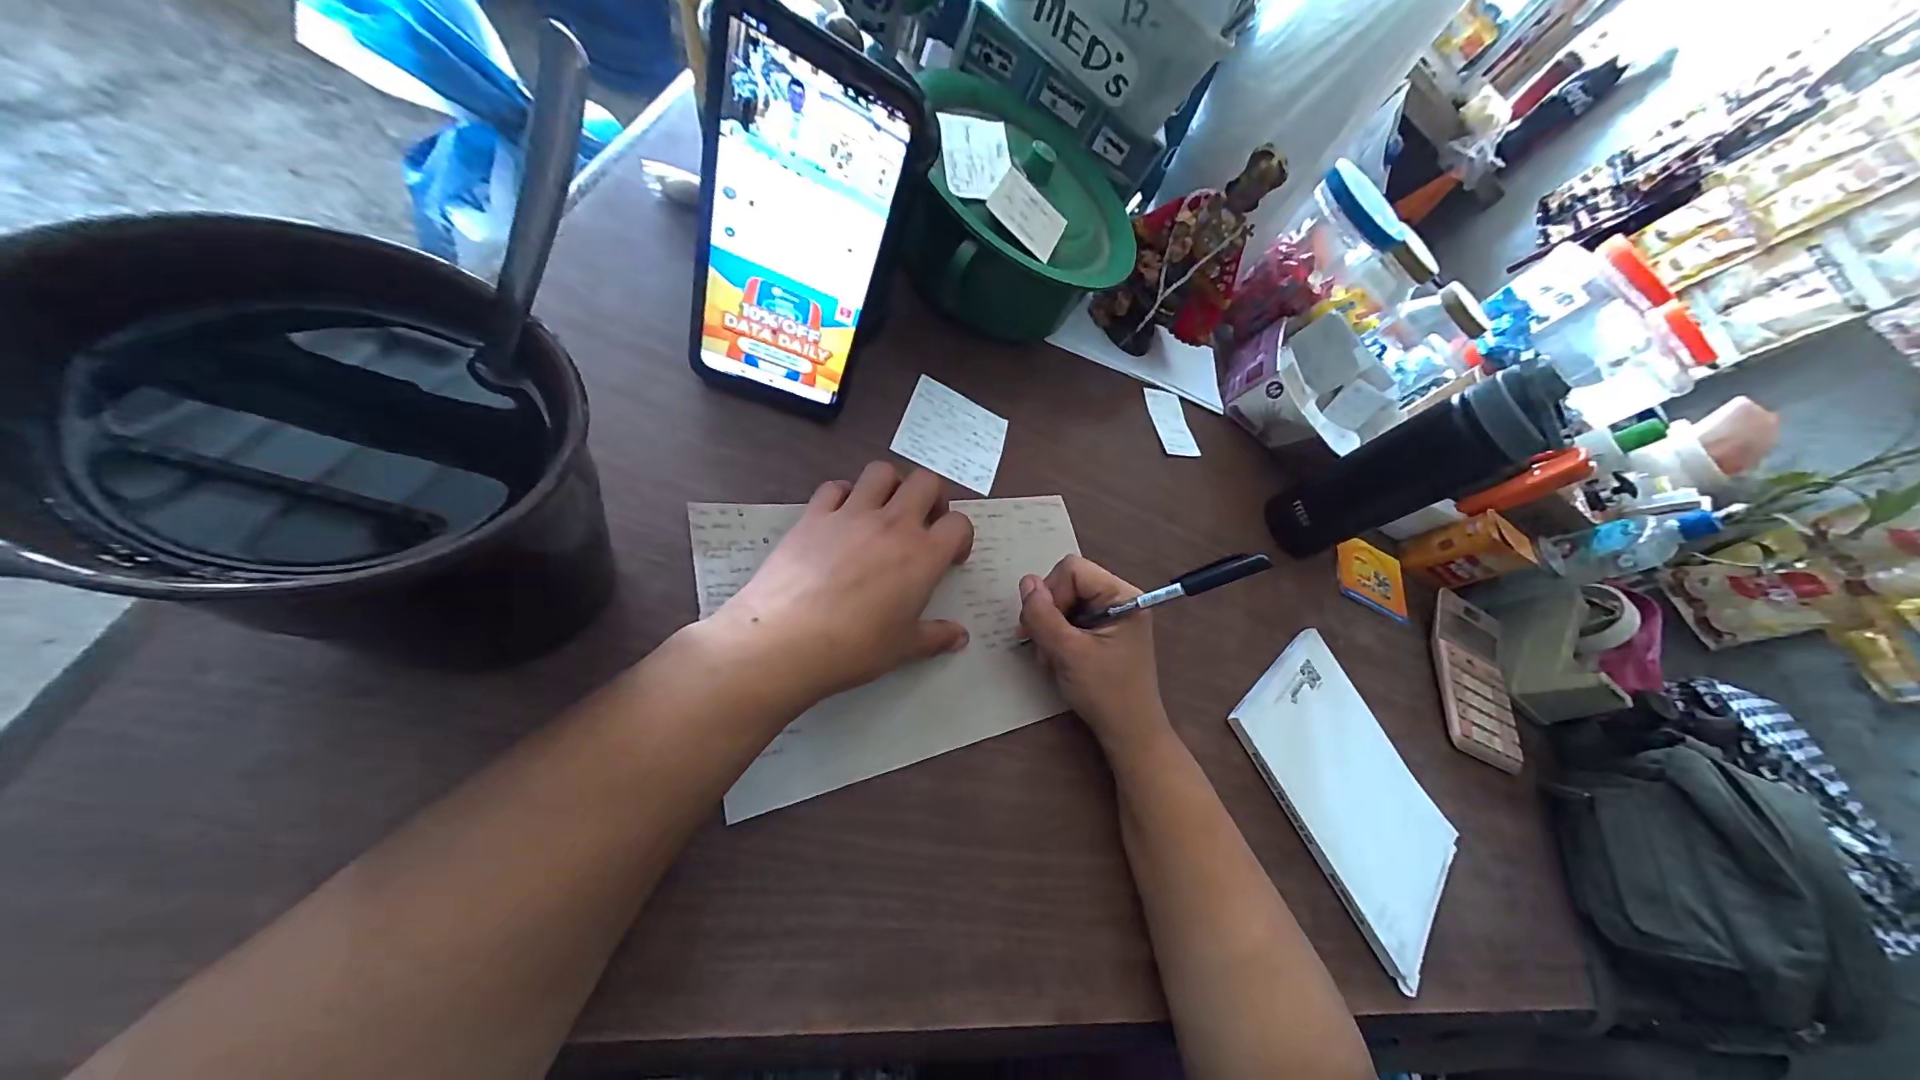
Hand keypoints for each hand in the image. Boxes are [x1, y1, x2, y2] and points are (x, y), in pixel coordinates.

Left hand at [712, 463, 973, 705]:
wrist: (786, 641)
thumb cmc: (854, 648)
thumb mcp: (903, 648)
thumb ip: (935, 636)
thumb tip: (959, 636)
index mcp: (922, 555)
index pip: (958, 524)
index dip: (960, 537)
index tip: (950, 556)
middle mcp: (892, 524)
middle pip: (925, 482)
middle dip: (932, 496)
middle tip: (923, 521)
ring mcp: (850, 515)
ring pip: (880, 472)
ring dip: (890, 485)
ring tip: (884, 509)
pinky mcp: (814, 516)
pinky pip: (834, 487)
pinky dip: (843, 494)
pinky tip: (841, 516)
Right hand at [1018, 556, 1169, 752]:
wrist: (1129, 733)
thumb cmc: (1107, 692)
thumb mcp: (1069, 652)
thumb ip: (1043, 615)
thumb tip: (1026, 582)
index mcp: (1122, 596)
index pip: (1073, 570)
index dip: (1051, 592)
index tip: (1044, 625)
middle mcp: (1118, 599)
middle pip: (1067, 583)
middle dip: (1048, 612)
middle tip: (1041, 645)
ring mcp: (1110, 616)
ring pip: (1064, 602)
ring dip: (1049, 627)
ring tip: (1050, 657)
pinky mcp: (1101, 632)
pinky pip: (1069, 619)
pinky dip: (1056, 636)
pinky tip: (1056, 658)